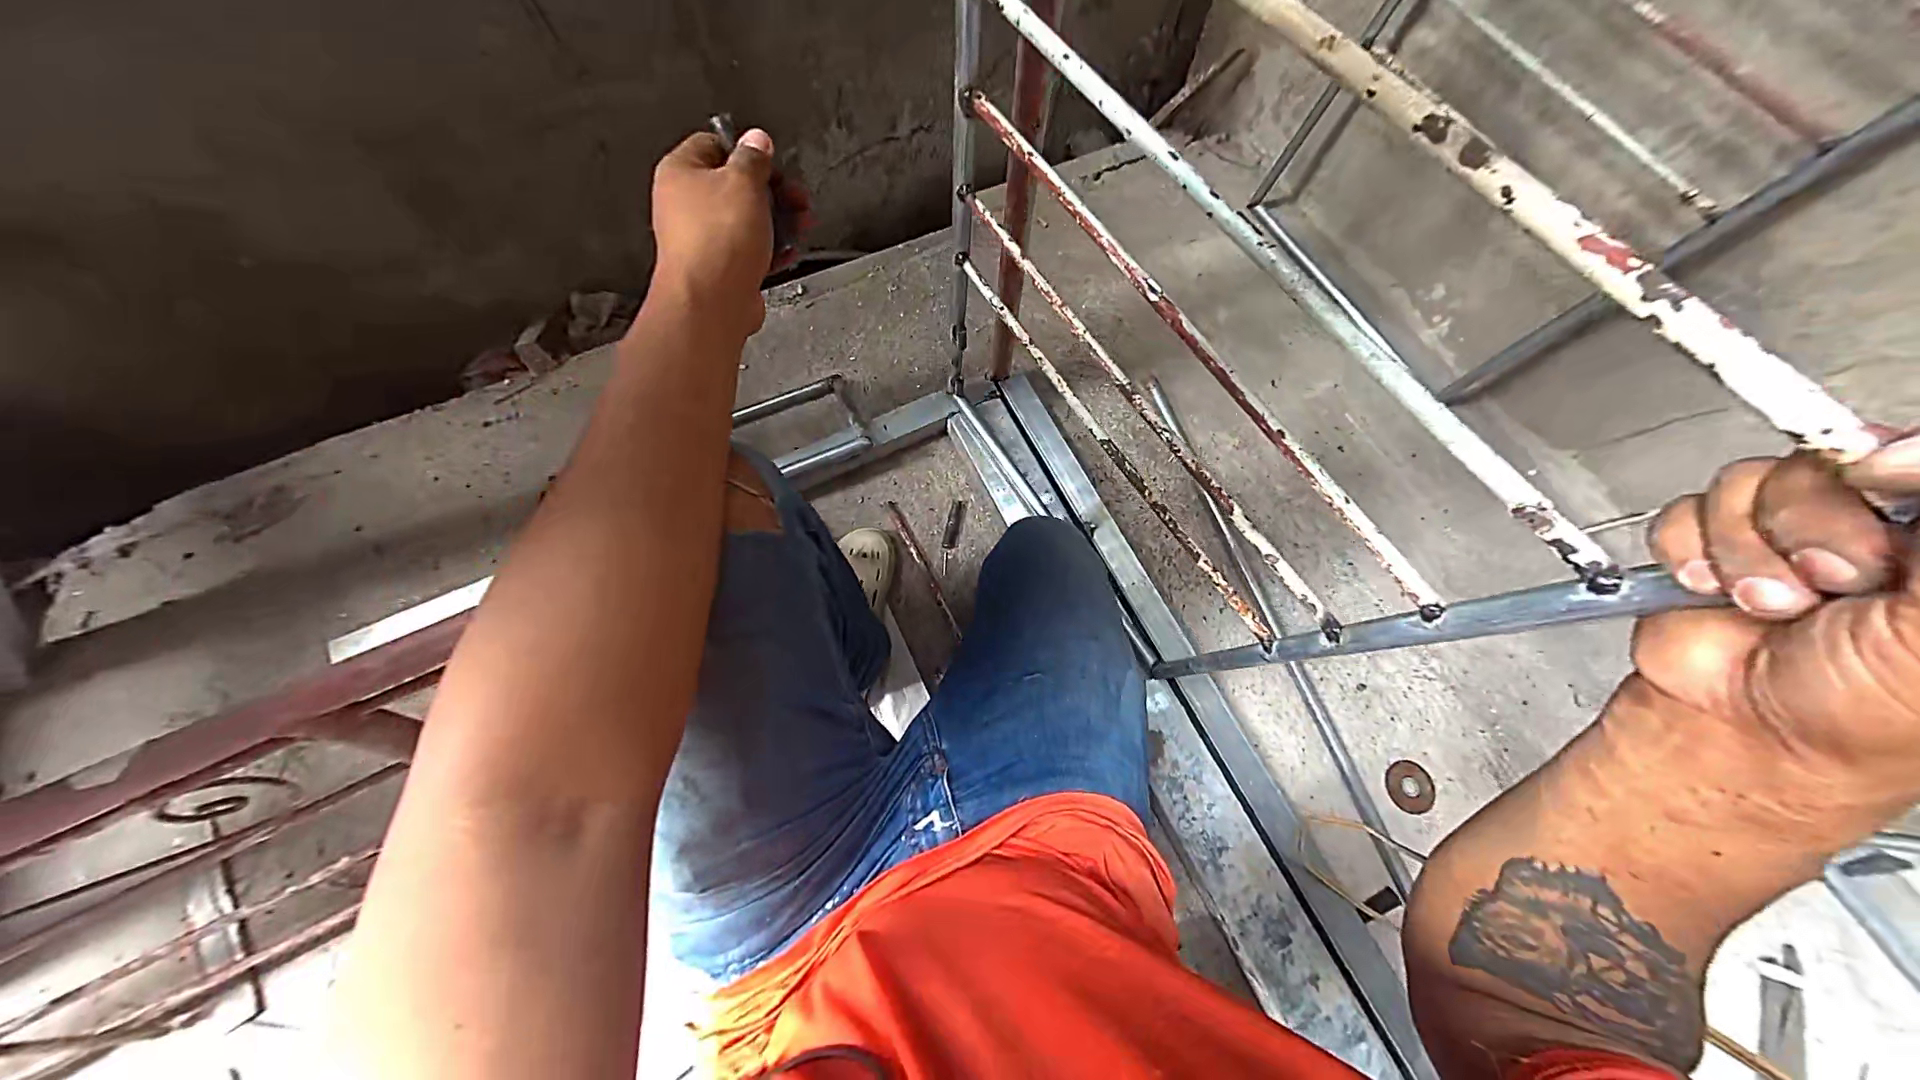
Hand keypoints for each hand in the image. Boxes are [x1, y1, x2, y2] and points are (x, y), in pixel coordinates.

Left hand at [648, 128, 777, 338]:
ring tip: (800, 225)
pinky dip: (770, 250)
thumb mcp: (744, 182)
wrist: (712, 301)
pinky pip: (749, 252)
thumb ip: (753, 158)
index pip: (715, 145)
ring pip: (746, 222)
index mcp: (680, 172)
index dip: (748, 152)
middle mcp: (686, 206)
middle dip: (772, 193)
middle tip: (795, 198)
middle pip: (735, 187)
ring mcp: (703, 240)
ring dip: (777, 222)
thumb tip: (757, 142)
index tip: (772, 163)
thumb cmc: (716, 243)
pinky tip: (787, 251)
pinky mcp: (721, 268)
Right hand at [1642, 436, 1919, 815]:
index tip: (1878, 488)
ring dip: (1747, 552)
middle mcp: (1878, 523)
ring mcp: (1783, 532)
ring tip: (1774, 602)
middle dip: (1815, 527)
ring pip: (1747, 483)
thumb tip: (1902, 453)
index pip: (1913, 456)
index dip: (1894, 463)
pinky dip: (1690, 554)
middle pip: (1828, 462)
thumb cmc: (1867, 701)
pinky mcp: (1707, 543)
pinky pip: (1685, 510)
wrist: (1746, 726)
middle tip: (1837, 582)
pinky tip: (1716, 591)